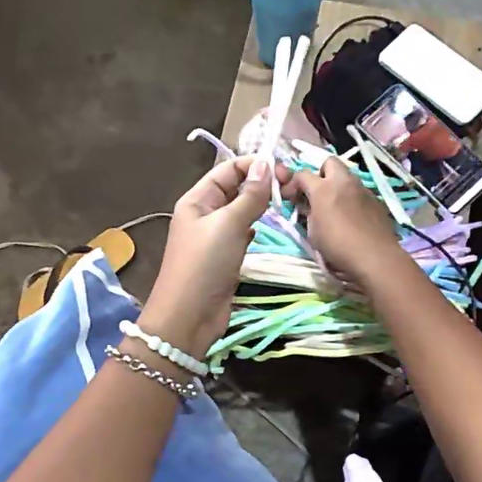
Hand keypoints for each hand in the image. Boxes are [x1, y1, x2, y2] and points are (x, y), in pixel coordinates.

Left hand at [142, 156, 296, 353]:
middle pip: (235, 188)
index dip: (254, 165)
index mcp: (198, 199)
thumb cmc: (204, 265)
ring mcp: (216, 236)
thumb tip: (266, 165)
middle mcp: (205, 213)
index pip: (228, 169)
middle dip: (261, 183)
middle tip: (292, 188)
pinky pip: (244, 233)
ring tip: (287, 202)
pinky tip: (271, 227)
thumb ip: (249, 196)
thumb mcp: (228, 225)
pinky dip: (257, 227)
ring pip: (241, 211)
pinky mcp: (226, 257)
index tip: (285, 170)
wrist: (189, 316)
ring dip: (261, 205)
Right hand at [294, 158, 404, 286]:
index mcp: (323, 188)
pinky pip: (360, 193)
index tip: (290, 197)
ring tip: (336, 207)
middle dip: (321, 174)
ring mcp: (363, 189)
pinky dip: (353, 200)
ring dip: (339, 186)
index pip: (302, 174)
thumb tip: (310, 207)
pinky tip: (354, 218)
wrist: (375, 256)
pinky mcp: (377, 200)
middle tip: (318, 194)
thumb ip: (309, 214)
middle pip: (330, 163)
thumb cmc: (338, 246)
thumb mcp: (313, 232)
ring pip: (348, 177)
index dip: (293, 183)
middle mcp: (344, 182)